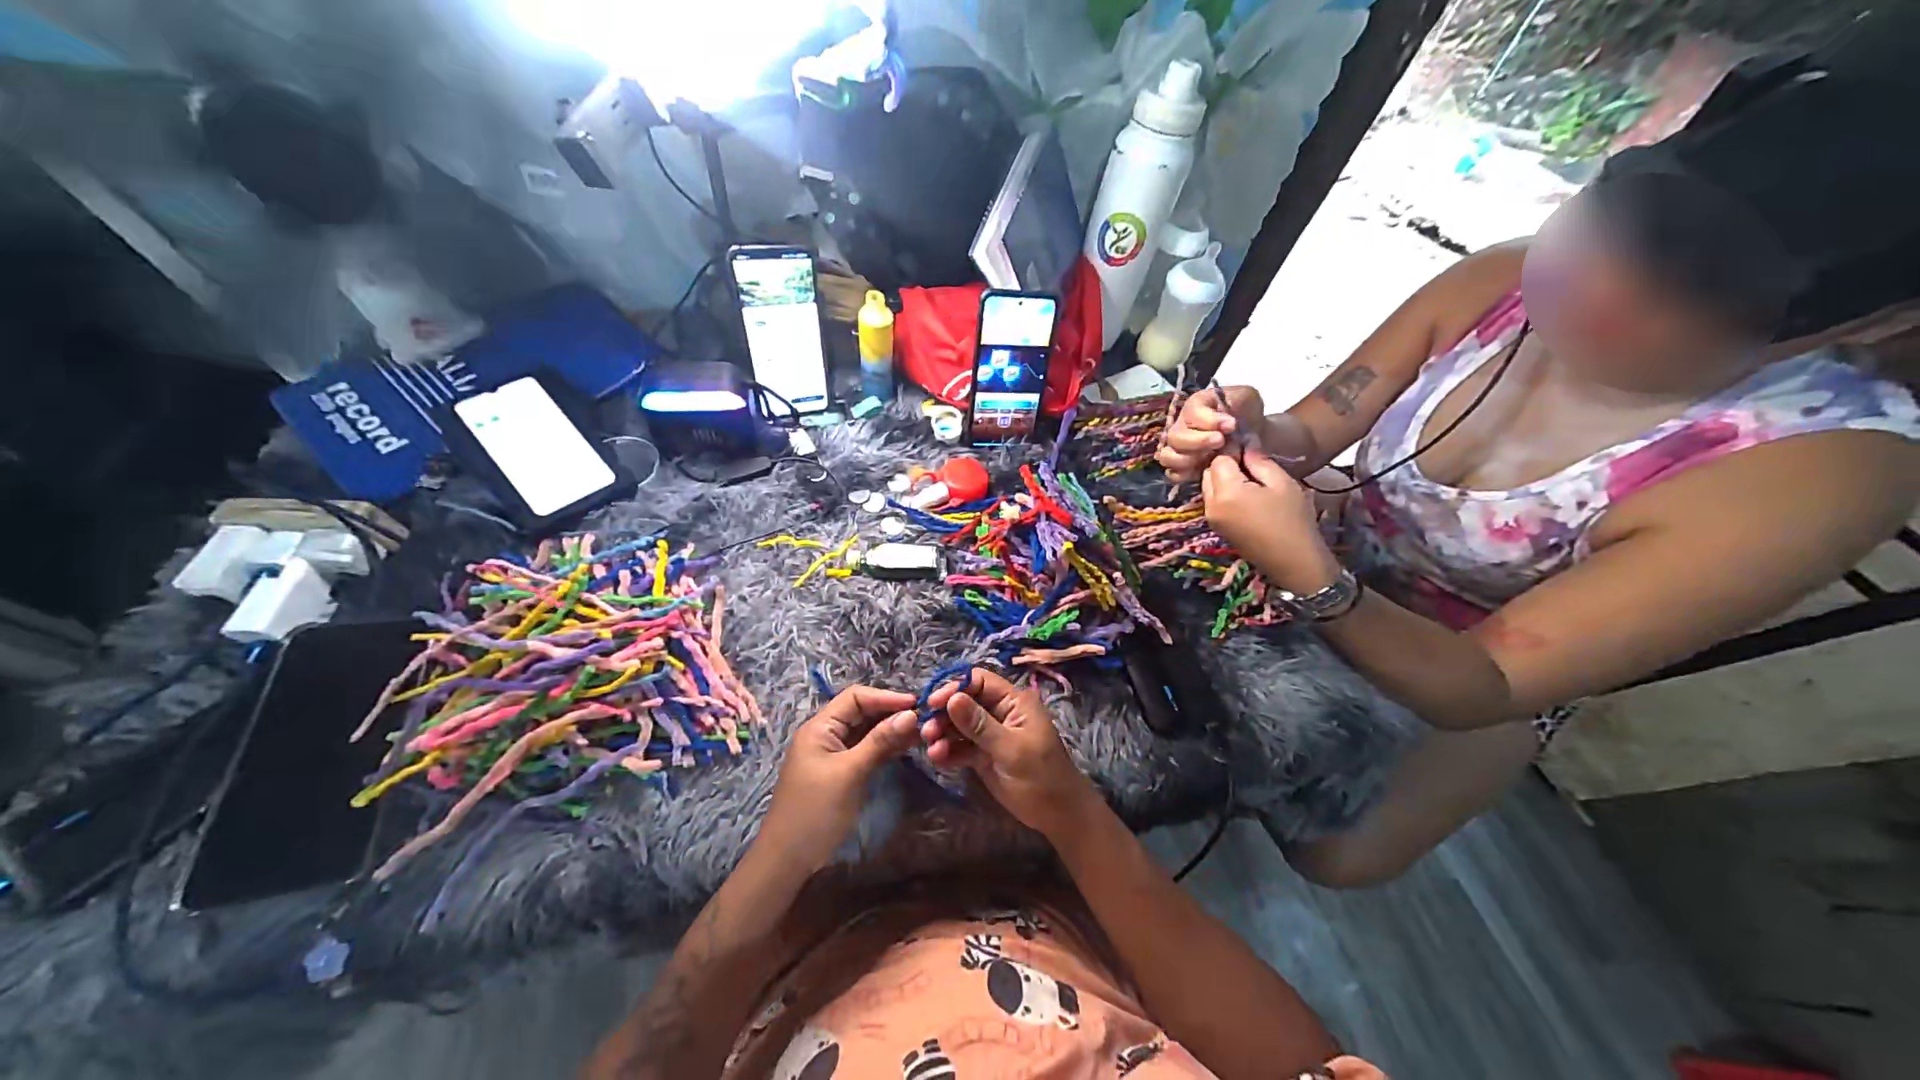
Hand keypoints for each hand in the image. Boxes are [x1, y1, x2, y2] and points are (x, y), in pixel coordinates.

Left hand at [762, 686, 921, 871]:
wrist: (788, 859)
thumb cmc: (816, 812)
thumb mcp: (850, 773)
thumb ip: (879, 741)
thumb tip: (911, 714)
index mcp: (819, 727)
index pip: (855, 697)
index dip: (886, 697)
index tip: (916, 705)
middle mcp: (825, 734)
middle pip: (861, 712)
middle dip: (891, 712)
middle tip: (924, 720)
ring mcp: (832, 754)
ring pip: (865, 731)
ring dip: (890, 730)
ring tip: (921, 732)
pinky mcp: (840, 772)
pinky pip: (864, 749)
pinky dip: (884, 747)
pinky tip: (905, 748)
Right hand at [918, 668, 1101, 840]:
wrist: (1057, 815)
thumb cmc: (1041, 776)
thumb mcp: (1011, 749)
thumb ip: (980, 725)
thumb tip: (952, 698)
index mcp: (1014, 702)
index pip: (979, 682)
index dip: (955, 687)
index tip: (934, 702)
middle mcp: (1000, 713)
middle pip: (964, 702)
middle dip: (944, 714)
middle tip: (927, 731)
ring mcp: (990, 734)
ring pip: (959, 725)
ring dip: (942, 734)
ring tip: (932, 749)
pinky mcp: (983, 755)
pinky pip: (960, 747)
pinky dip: (948, 751)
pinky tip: (938, 760)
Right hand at [1157, 385, 1263, 482]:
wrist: (1254, 436)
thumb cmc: (1246, 413)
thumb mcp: (1246, 397)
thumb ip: (1238, 400)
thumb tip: (1227, 423)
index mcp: (1194, 407)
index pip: (1191, 412)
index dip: (1209, 420)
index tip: (1232, 425)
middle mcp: (1181, 427)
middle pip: (1175, 436)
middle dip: (1199, 441)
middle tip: (1221, 442)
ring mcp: (1178, 449)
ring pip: (1167, 456)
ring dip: (1187, 459)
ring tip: (1209, 458)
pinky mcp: (1182, 469)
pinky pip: (1173, 474)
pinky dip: (1185, 474)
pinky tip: (1203, 471)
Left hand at [1202, 450, 1341, 594]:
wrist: (1293, 561)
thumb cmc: (1292, 519)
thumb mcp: (1280, 483)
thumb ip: (1258, 460)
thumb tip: (1246, 442)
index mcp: (1225, 493)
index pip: (1219, 459)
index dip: (1233, 449)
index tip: (1249, 445)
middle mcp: (1210, 505)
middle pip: (1209, 471)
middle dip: (1226, 463)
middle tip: (1251, 460)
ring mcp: (1210, 517)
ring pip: (1209, 485)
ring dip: (1224, 477)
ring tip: (1250, 476)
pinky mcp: (1216, 526)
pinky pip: (1213, 499)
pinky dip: (1224, 491)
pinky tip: (1245, 491)